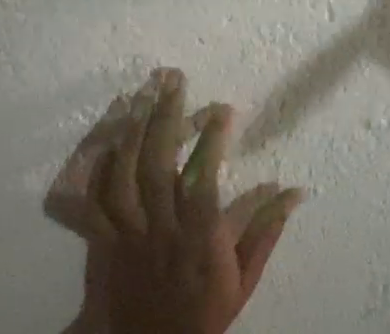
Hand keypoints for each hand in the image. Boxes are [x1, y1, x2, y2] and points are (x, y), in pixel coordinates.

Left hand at [78, 69, 303, 333]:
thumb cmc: (203, 311)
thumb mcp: (243, 279)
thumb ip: (265, 231)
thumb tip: (296, 190)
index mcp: (198, 243)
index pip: (202, 184)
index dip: (211, 144)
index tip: (223, 108)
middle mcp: (159, 233)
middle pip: (156, 169)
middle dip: (164, 119)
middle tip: (173, 79)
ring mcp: (126, 235)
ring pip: (122, 177)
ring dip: (131, 130)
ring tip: (142, 92)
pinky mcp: (101, 239)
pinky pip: (93, 198)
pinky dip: (99, 163)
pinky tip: (111, 129)